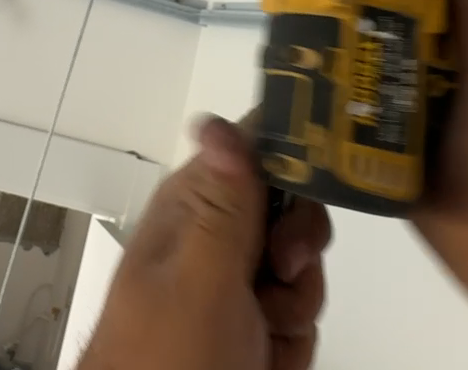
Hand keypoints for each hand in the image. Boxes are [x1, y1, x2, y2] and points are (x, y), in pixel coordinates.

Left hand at [75, 116, 331, 369]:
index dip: (290, 173)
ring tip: (260, 336)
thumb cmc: (168, 357)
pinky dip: (289, 342)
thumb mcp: (199, 275)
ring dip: (295, 308)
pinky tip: (264, 357)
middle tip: (278, 282)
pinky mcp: (247, 322)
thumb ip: (220, 202)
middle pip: (289, 211)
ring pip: (299, 268)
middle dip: (299, 254)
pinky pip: (296, 315)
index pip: (253, 149)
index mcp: (191, 203)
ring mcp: (229, 279)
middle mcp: (210, 231)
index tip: (292, 220)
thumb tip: (216, 120)